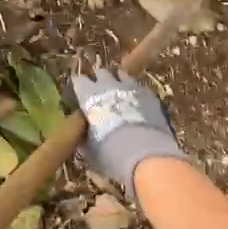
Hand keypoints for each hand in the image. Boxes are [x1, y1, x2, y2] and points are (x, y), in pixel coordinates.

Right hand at [70, 69, 190, 195]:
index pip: (78, 81)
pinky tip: (135, 101)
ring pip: (121, 75)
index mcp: (88, 95)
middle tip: (98, 91)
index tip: (78, 94)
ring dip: (118, 81)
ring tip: (118, 92)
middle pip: (101, 73)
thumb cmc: (110, 152)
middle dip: (98, 80)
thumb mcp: (89, 148)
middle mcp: (108, 85)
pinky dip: (134, 91)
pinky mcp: (149, 94)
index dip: (78, 86)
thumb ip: (84, 136)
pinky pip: (138, 86)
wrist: (145, 155)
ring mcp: (131, 87)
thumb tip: (83, 133)